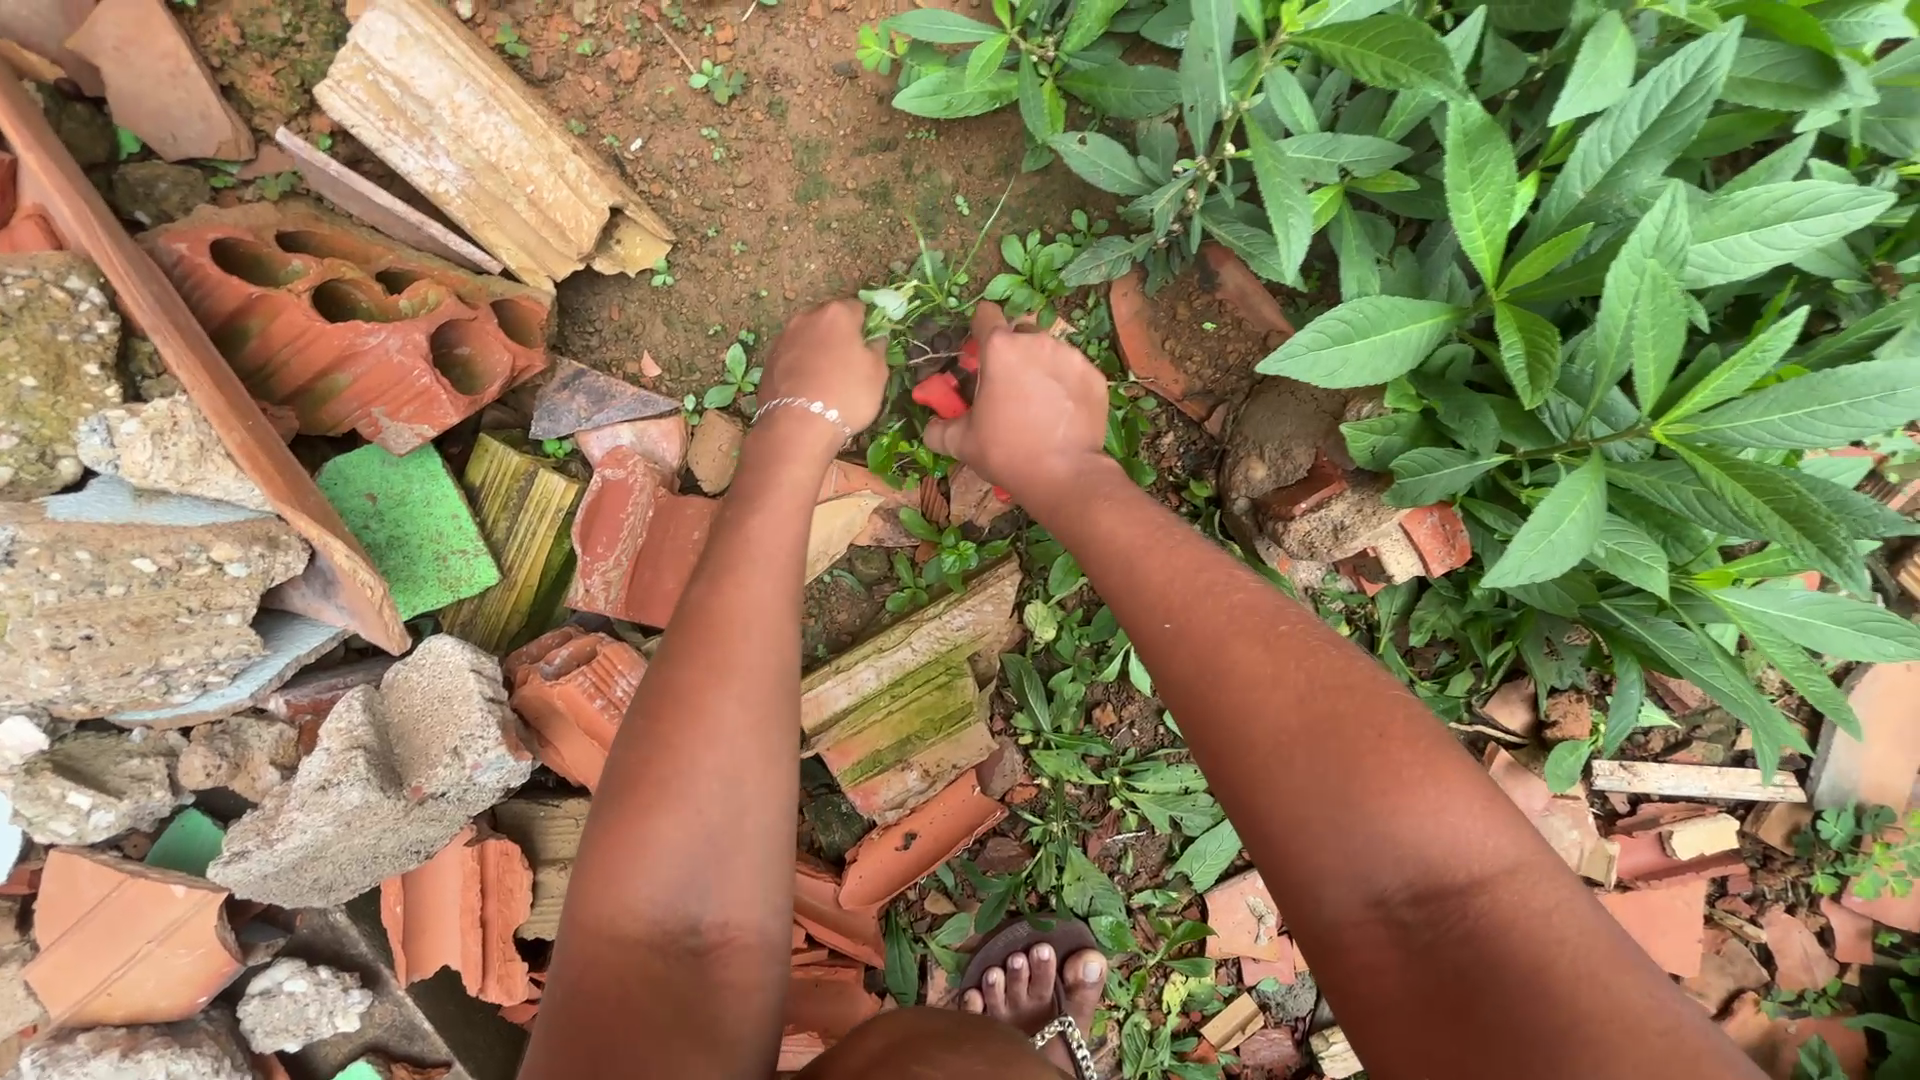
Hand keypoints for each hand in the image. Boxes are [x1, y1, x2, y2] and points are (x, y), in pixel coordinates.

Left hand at [759, 299, 888, 435]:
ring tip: (827, 378)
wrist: (797, 426)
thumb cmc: (846, 395)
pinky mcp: (769, 360)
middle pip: (830, 320)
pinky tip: (809, 387)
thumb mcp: (878, 374)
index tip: (871, 345)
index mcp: (837, 314)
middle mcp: (807, 317)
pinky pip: (793, 356)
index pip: (858, 308)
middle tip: (850, 362)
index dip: (867, 326)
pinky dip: (802, 365)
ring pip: (809, 337)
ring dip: (819, 349)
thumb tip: (875, 339)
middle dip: (840, 335)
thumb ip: (878, 349)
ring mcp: (784, 338)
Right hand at [923, 302, 1110, 503]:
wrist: (1063, 475)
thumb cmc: (1006, 452)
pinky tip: (1061, 414)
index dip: (980, 330)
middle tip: (1007, 386)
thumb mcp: (962, 443)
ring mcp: (1071, 356)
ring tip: (1037, 404)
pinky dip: (1066, 385)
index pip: (986, 314)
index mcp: (1000, 348)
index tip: (980, 353)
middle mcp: (1037, 342)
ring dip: (1040, 368)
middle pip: (1020, 333)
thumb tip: (931, 428)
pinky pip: (1074, 372)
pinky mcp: (1094, 376)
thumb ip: (940, 428)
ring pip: (1050, 351)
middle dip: (1013, 352)